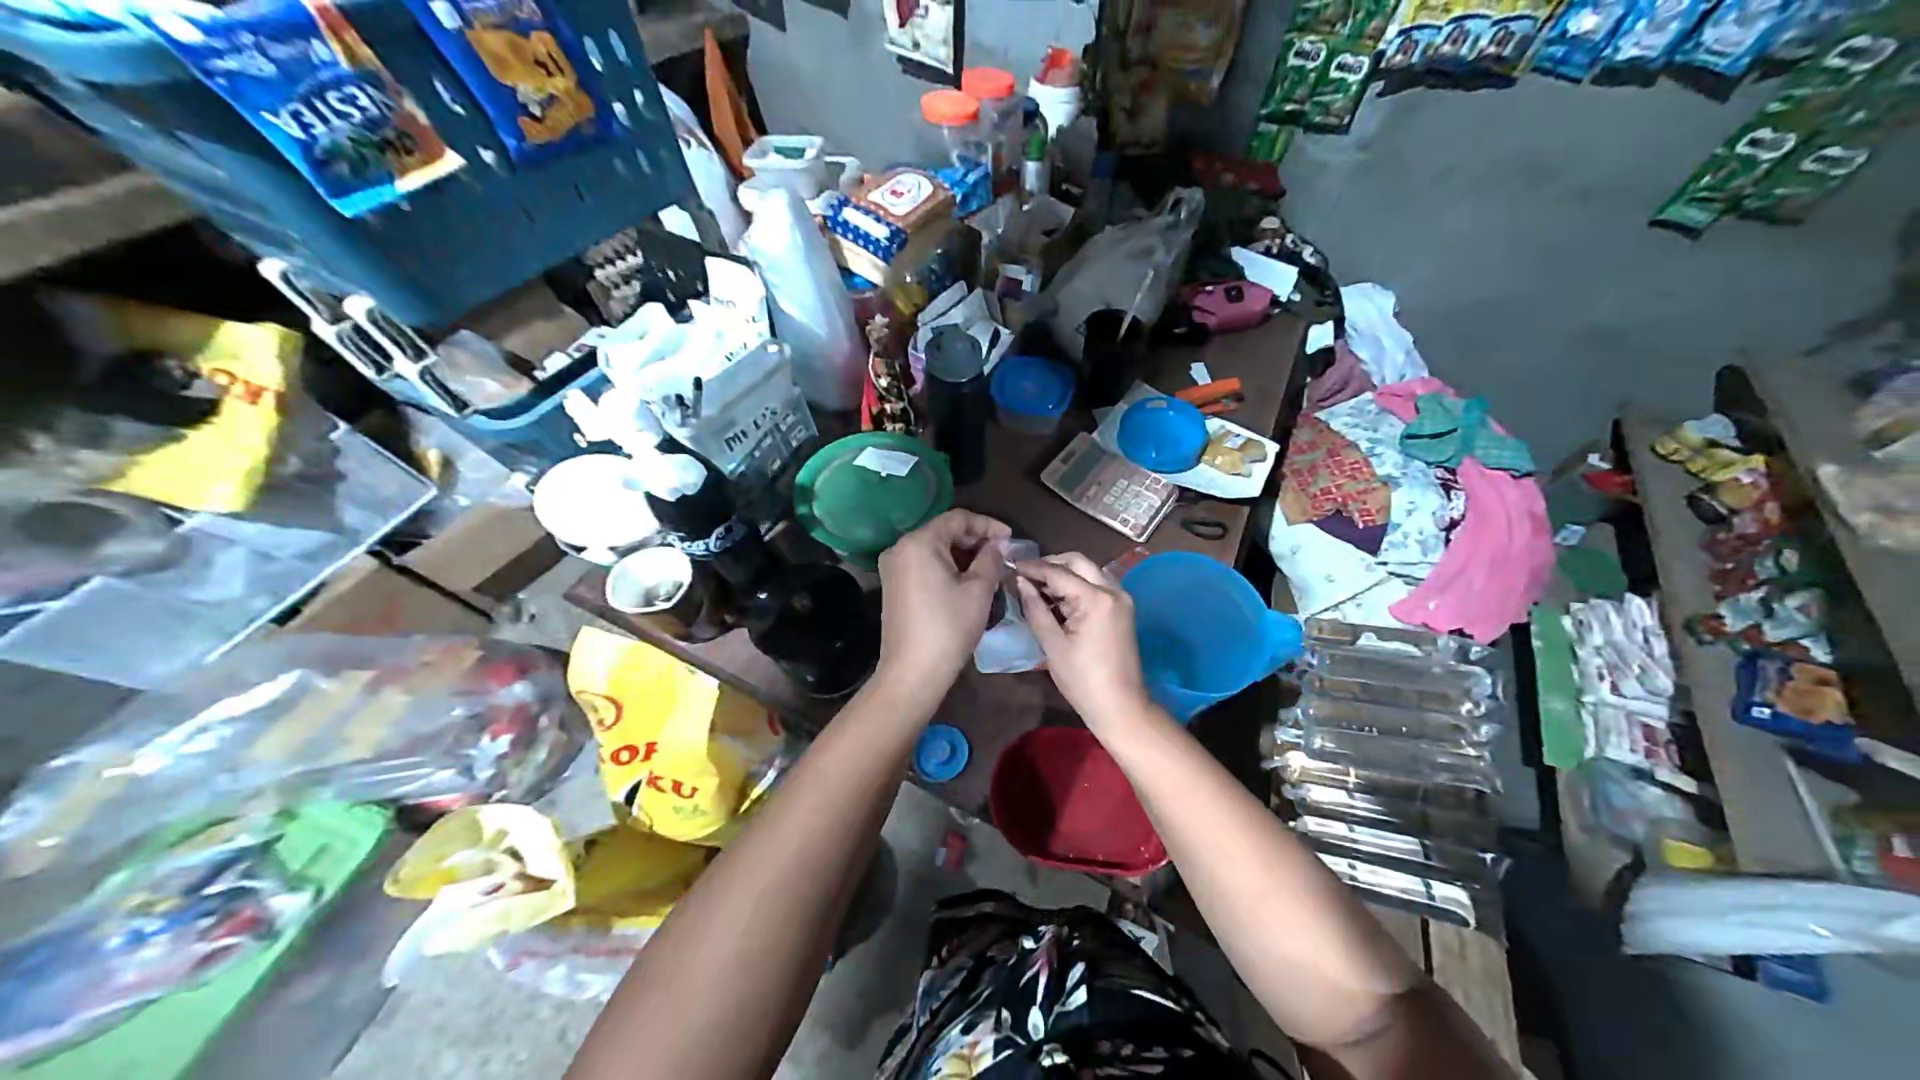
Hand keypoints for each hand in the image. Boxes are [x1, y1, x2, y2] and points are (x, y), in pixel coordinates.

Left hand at [875, 509, 1012, 689]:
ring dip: (962, 554)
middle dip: (974, 539)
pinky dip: (946, 567)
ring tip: (989, 567)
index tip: (1010, 538)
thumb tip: (997, 544)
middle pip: (943, 531)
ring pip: (933, 549)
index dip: (987, 524)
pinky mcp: (893, 586)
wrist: (913, 671)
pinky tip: (967, 580)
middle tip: (1001, 553)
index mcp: (919, 542)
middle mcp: (900, 548)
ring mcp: (893, 568)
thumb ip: (990, 559)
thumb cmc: (949, 627)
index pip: (957, 518)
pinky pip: (923, 565)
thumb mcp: (978, 590)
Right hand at [1014, 553, 1154, 727]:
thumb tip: (1020, 582)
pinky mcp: (1122, 609)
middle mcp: (1113, 590)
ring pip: (1089, 571)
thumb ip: (1035, 608)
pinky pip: (1097, 585)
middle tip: (1026, 574)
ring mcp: (1121, 599)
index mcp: (1096, 598)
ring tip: (1038, 586)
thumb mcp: (1052, 644)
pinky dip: (1077, 585)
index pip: (1058, 572)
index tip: (1011, 565)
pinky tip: (1058, 598)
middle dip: (1051, 564)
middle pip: (1078, 562)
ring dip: (1065, 573)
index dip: (1033, 567)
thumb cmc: (1082, 679)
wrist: (1120, 706)